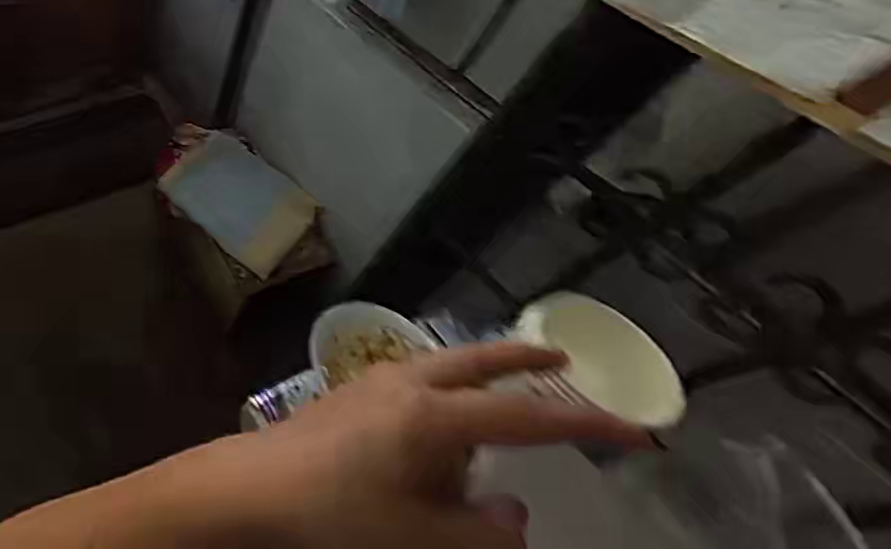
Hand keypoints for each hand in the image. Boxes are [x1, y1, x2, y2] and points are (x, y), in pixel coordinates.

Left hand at [183, 343, 650, 546]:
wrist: (257, 486)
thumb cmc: (339, 517)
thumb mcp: (421, 541)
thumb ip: (482, 532)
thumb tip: (516, 513)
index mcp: (431, 416)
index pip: (521, 417)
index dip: (581, 424)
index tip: (633, 429)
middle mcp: (404, 382)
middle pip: (475, 361)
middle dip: (521, 361)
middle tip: (563, 362)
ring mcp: (374, 380)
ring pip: (441, 365)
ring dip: (479, 374)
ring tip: (506, 397)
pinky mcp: (353, 391)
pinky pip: (414, 379)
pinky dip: (444, 388)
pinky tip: (441, 421)